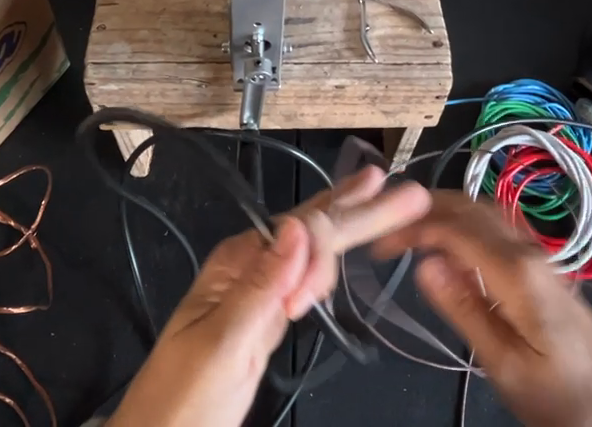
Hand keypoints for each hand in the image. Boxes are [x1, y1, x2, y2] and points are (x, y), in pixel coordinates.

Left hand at [109, 166, 429, 426]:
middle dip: (358, 209)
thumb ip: (262, 285)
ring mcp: (259, 292)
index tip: (329, 277)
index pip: (301, 232)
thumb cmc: (183, 398)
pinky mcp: (266, 319)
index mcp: (237, 262)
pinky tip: (343, 247)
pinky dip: (329, 263)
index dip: (336, 231)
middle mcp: (250, 267)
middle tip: (408, 193)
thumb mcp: (222, 342)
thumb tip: (299, 225)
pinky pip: (304, 281)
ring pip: (313, 252)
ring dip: (348, 226)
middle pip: (312, 231)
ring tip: (384, 202)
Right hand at [374, 192, 591, 426]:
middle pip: (471, 207)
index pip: (454, 227)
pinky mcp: (545, 271)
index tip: (380, 243)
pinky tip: (453, 247)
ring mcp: (541, 257)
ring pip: (486, 213)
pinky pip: (499, 230)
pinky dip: (467, 224)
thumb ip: (465, 309)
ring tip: (412, 227)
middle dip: (426, 208)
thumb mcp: (505, 366)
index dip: (413, 227)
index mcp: (517, 271)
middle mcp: (529, 251)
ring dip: (446, 211)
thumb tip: (423, 262)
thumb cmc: (562, 400)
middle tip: (389, 225)